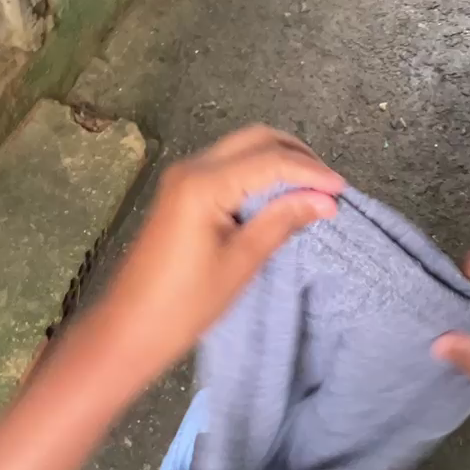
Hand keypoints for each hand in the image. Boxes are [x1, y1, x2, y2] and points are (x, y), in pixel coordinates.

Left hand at [98, 124, 343, 379]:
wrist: (126, 331)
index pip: (270, 161)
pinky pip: (229, 162)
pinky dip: (259, 168)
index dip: (311, 172)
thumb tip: (326, 200)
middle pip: (256, 138)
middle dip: (297, 153)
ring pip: (242, 146)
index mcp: (204, 183)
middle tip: (329, 183)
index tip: (343, 190)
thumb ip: (283, 221)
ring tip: (312, 186)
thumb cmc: (184, 305)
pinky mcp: (182, 188)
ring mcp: (184, 175)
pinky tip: (280, 192)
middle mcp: (192, 166)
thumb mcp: (241, 262)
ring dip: (279, 158)